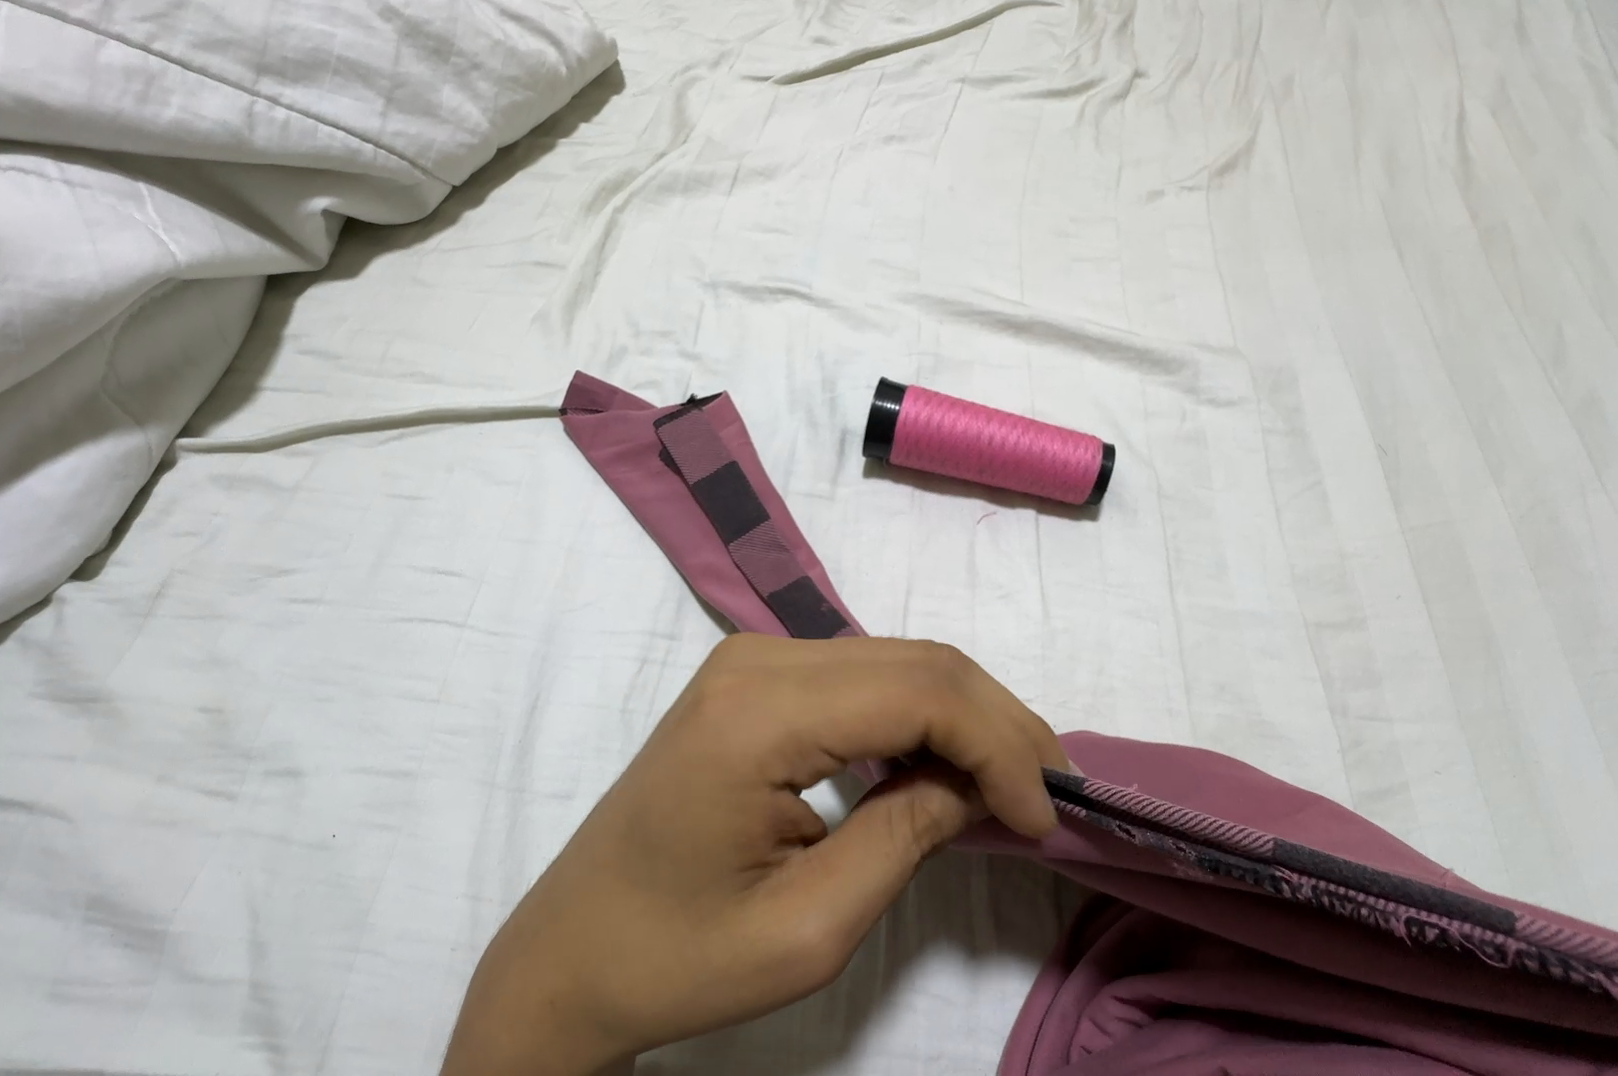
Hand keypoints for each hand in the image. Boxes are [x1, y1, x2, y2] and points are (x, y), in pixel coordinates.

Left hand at [440, 635, 1069, 1075]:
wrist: (569, 953)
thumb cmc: (678, 957)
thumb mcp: (811, 925)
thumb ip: (908, 834)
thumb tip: (983, 782)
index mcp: (759, 714)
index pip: (921, 693)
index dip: (1000, 747)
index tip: (1041, 818)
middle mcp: (757, 661)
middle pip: (919, 663)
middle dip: (999, 724)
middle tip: (1049, 792)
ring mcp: (751, 662)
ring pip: (901, 662)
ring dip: (968, 717)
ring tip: (1015, 781)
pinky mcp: (754, 680)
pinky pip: (866, 678)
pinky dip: (923, 717)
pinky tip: (950, 764)